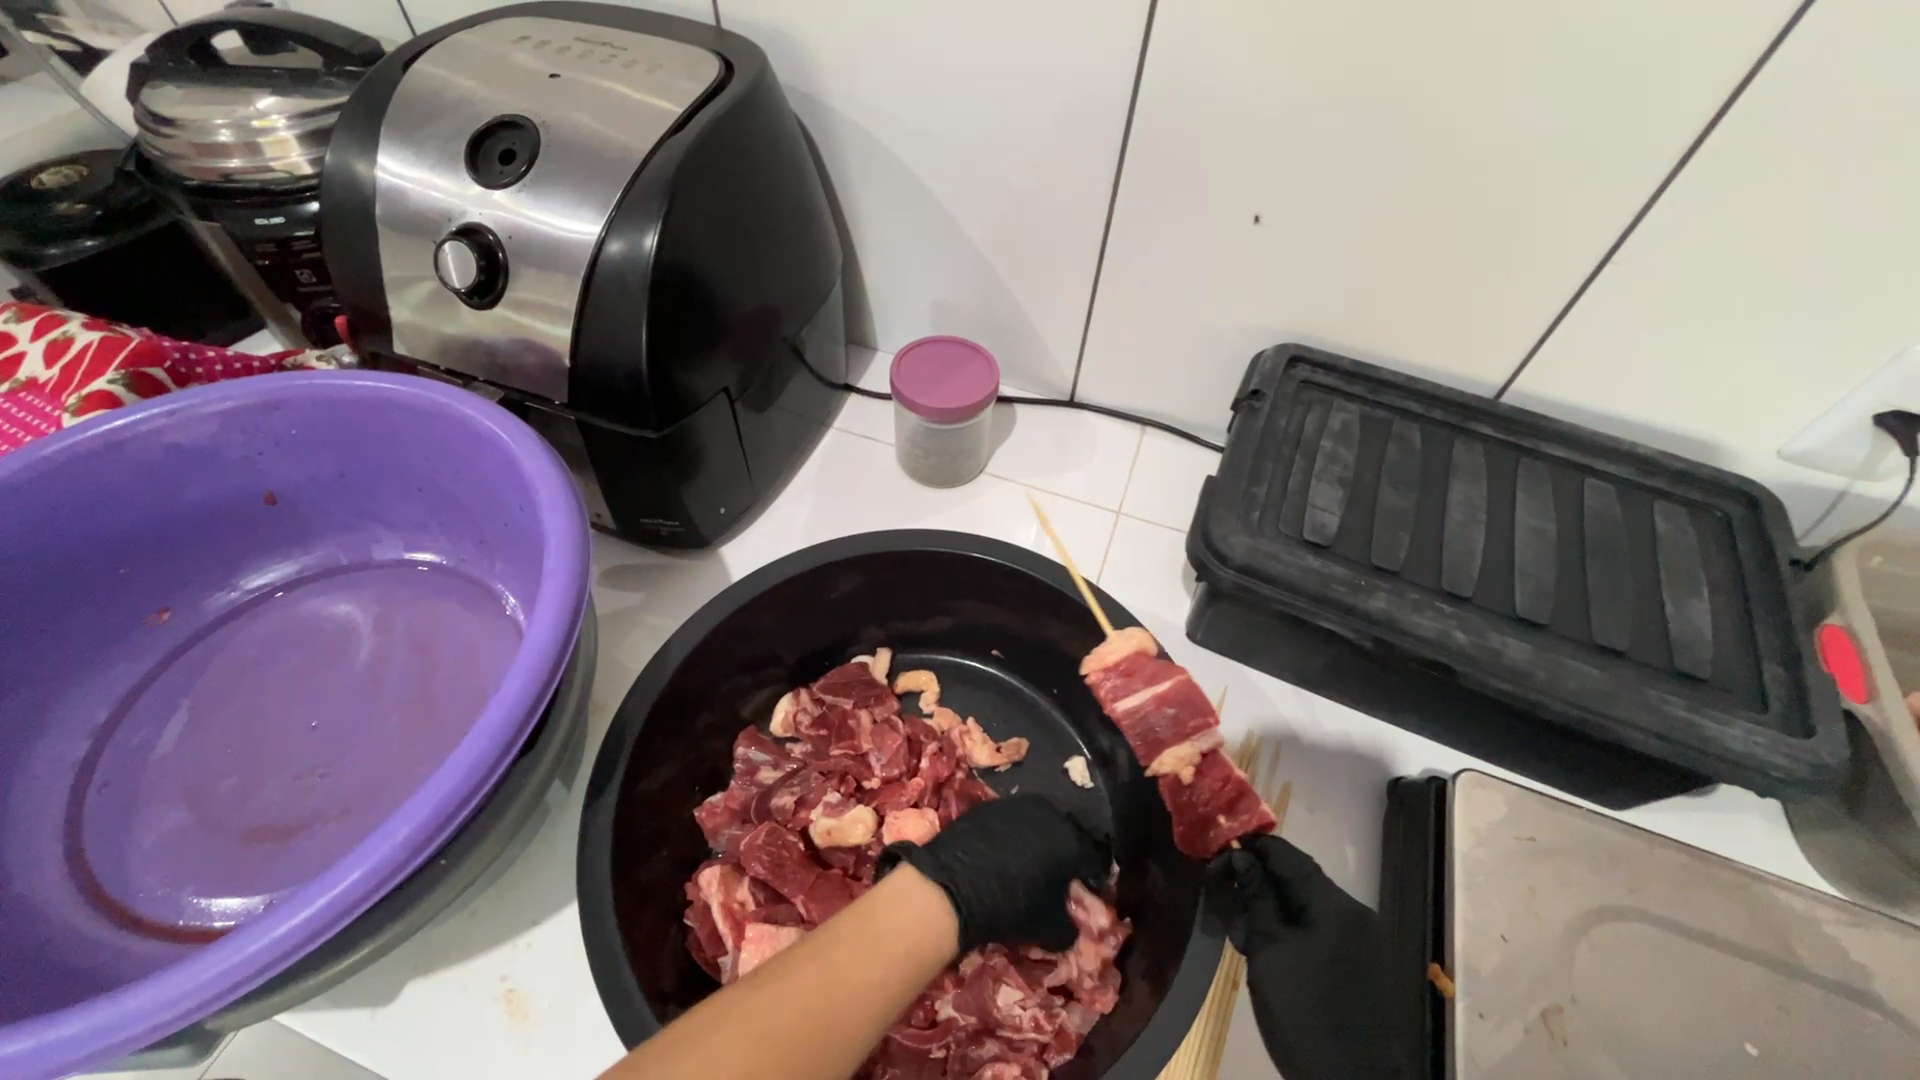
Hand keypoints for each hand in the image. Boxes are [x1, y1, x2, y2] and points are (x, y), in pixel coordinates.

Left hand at [879, 795, 1106, 952]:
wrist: (953, 887)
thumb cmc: (1013, 907)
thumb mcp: (1050, 930)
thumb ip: (1069, 927)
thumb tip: (1071, 927)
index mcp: (1070, 839)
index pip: (1088, 860)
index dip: (1087, 878)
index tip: (1083, 891)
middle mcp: (1046, 813)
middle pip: (1061, 833)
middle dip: (1060, 852)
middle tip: (1053, 875)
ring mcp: (1012, 805)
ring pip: (1032, 823)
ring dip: (1033, 841)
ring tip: (1024, 865)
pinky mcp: (984, 806)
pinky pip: (1004, 823)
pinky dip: (1006, 837)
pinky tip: (997, 856)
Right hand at [1209, 835, 1412, 1079]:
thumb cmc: (1304, 1015)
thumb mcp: (1268, 952)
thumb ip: (1255, 899)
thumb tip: (1241, 856)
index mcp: (1334, 904)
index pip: (1286, 853)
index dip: (1249, 848)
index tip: (1216, 857)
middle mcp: (1355, 913)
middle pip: (1298, 878)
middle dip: (1257, 881)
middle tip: (1221, 898)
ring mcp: (1363, 940)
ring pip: (1307, 906)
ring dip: (1271, 908)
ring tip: (1239, 931)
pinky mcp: (1362, 965)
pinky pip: (1321, 931)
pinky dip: (1291, 930)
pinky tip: (1266, 951)